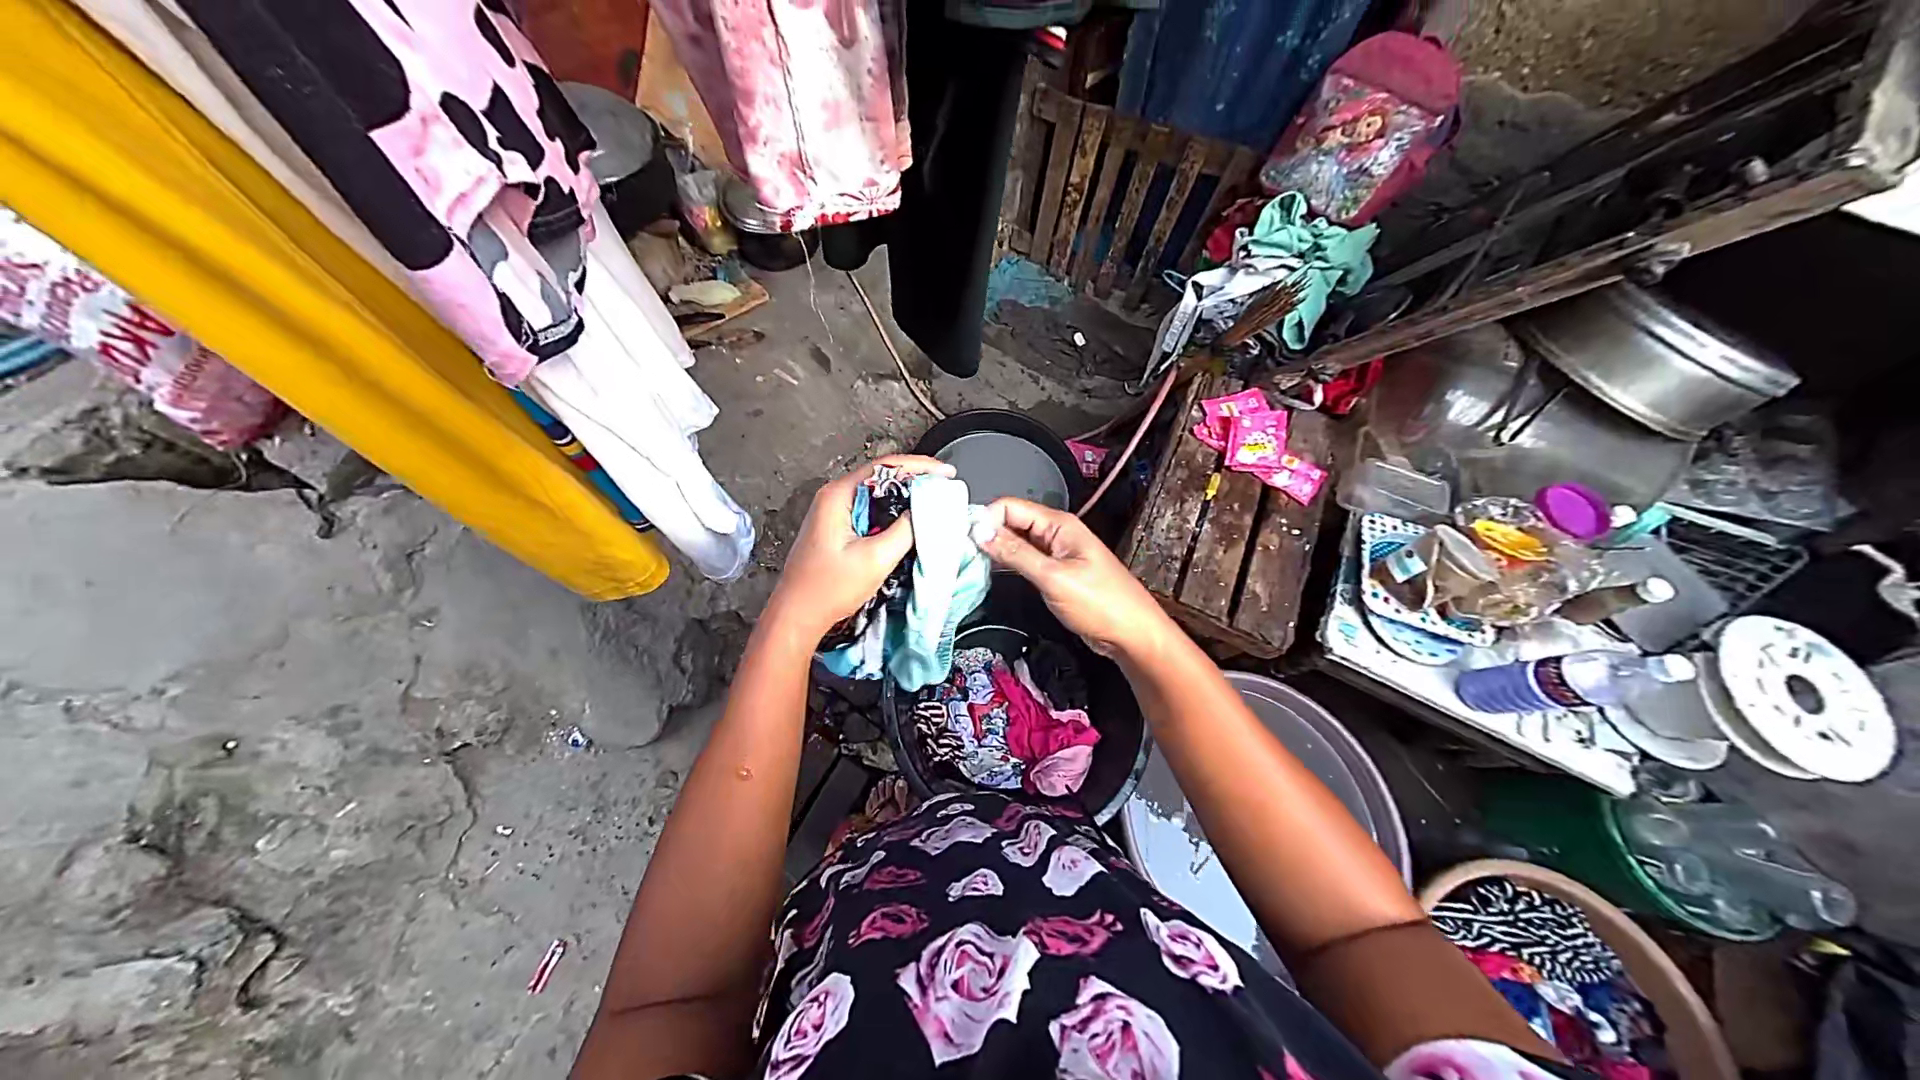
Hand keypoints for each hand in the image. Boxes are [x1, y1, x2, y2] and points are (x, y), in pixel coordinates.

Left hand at [764, 455, 955, 642]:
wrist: (798, 616)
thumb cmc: (828, 589)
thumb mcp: (876, 558)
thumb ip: (904, 530)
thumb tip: (924, 510)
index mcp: (838, 496)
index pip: (885, 467)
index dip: (919, 466)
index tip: (945, 472)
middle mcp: (834, 498)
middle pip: (881, 477)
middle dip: (914, 479)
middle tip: (943, 486)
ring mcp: (834, 514)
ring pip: (877, 495)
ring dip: (904, 498)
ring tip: (933, 502)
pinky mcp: (838, 530)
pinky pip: (871, 512)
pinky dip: (892, 514)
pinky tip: (909, 522)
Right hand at [973, 497, 1175, 657]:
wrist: (1132, 634)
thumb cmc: (1104, 605)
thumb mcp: (1053, 577)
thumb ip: (1015, 553)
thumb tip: (983, 533)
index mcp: (1060, 525)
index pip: (1010, 506)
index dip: (986, 519)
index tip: (966, 538)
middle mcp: (1057, 534)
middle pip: (1011, 522)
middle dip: (987, 533)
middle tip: (964, 552)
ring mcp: (1056, 553)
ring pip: (1016, 541)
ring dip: (996, 549)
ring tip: (973, 563)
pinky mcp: (1055, 572)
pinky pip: (1024, 560)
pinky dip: (1007, 564)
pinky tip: (993, 574)